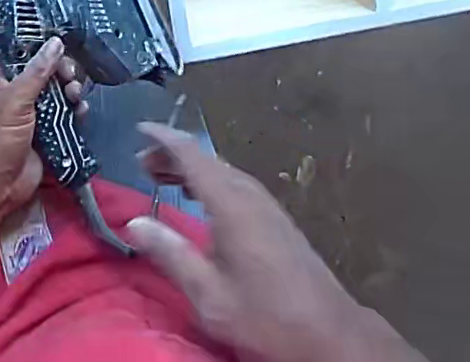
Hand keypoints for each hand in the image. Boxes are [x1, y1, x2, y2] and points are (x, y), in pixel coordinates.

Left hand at [0, 38, 89, 214]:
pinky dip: (75, 111)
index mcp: (5, 78)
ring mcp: (35, 112)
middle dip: (63, 71)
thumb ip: (37, 72)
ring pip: (60, 92)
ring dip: (71, 91)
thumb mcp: (15, 100)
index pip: (27, 53)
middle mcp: (20, 91)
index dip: (45, 48)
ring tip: (76, 97)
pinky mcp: (49, 132)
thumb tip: (56, 42)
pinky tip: (81, 112)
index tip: (64, 47)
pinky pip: (66, 115)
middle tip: (71, 78)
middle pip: (48, 72)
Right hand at [127, 124, 423, 361]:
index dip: (162, 137)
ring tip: (163, 178)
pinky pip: (232, 182)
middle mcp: (247, 193)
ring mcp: (265, 205)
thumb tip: (133, 222)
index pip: (190, 153)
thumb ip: (170, 253)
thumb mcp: (209, 295)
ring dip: (189, 167)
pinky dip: (207, 179)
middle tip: (143, 163)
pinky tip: (200, 199)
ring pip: (219, 169)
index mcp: (229, 202)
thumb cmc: (268, 315)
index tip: (139, 128)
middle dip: (171, 154)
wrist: (337, 340)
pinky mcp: (275, 219)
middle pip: (204, 158)